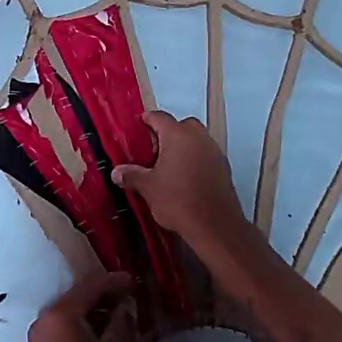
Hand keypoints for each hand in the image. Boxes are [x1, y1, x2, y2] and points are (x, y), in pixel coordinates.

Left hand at [22, 271, 143, 341]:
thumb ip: (122, 324)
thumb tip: (125, 307)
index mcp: (61, 315)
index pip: (91, 285)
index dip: (116, 281)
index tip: (135, 281)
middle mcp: (44, 323)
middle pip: (78, 299)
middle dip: (105, 298)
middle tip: (131, 301)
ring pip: (71, 318)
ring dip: (96, 316)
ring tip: (122, 321)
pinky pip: (64, 333)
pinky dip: (84, 331)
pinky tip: (103, 341)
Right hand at [112, 111, 250, 250]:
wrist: (214, 224)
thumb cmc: (178, 200)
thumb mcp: (149, 188)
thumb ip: (132, 175)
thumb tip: (117, 172)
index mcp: (178, 135)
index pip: (160, 117)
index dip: (148, 119)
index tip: (140, 123)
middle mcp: (199, 137)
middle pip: (182, 125)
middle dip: (169, 132)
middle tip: (155, 149)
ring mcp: (214, 151)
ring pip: (197, 139)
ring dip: (184, 145)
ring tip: (169, 164)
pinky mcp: (224, 167)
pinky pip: (206, 154)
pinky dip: (196, 159)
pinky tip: (186, 176)